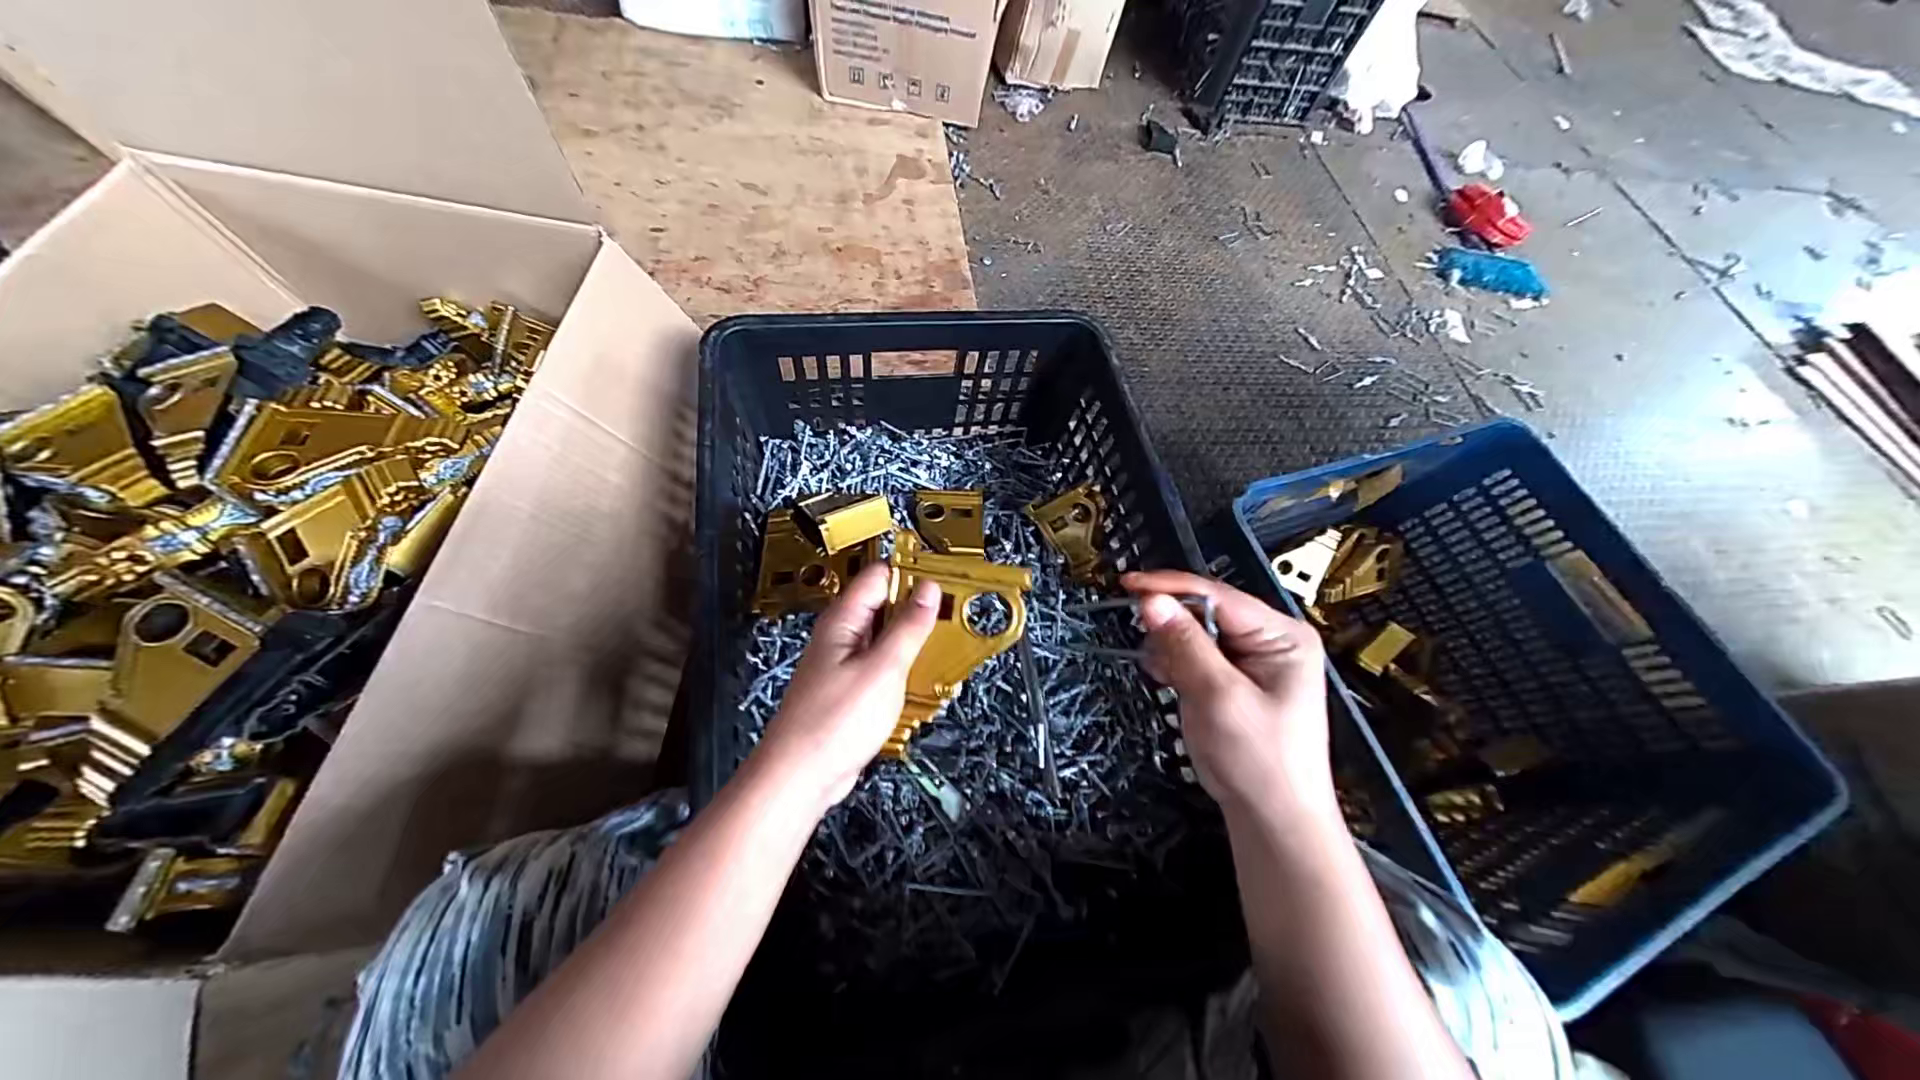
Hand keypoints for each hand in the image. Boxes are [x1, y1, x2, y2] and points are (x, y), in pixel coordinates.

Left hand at [757, 563, 940, 808]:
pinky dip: (901, 670)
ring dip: (911, 643)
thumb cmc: (828, 725)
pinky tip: (917, 682)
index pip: (879, 575)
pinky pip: (881, 667)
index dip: (912, 573)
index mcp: (842, 621)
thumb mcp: (883, 669)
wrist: (801, 776)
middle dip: (917, 610)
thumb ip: (908, 627)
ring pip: (885, 639)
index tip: (942, 582)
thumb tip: (927, 592)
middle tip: (947, 619)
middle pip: (884, 606)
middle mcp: (840, 638)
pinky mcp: (849, 690)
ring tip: (937, 652)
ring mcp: (843, 664)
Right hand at [1121, 571, 1336, 824]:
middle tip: (1143, 636)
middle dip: (1171, 624)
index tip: (1131, 585)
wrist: (1272, 818)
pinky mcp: (1231, 680)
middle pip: (1205, 612)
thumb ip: (1184, 645)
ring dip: (1171, 647)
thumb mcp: (1219, 696)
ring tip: (1166, 674)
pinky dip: (1174, 663)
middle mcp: (1269, 642)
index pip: (1218, 595)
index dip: (1171, 588)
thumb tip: (1152, 602)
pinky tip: (1169, 678)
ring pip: (1194, 633)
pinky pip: (1193, 655)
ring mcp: (1250, 662)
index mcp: (1283, 637)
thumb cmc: (1262, 764)